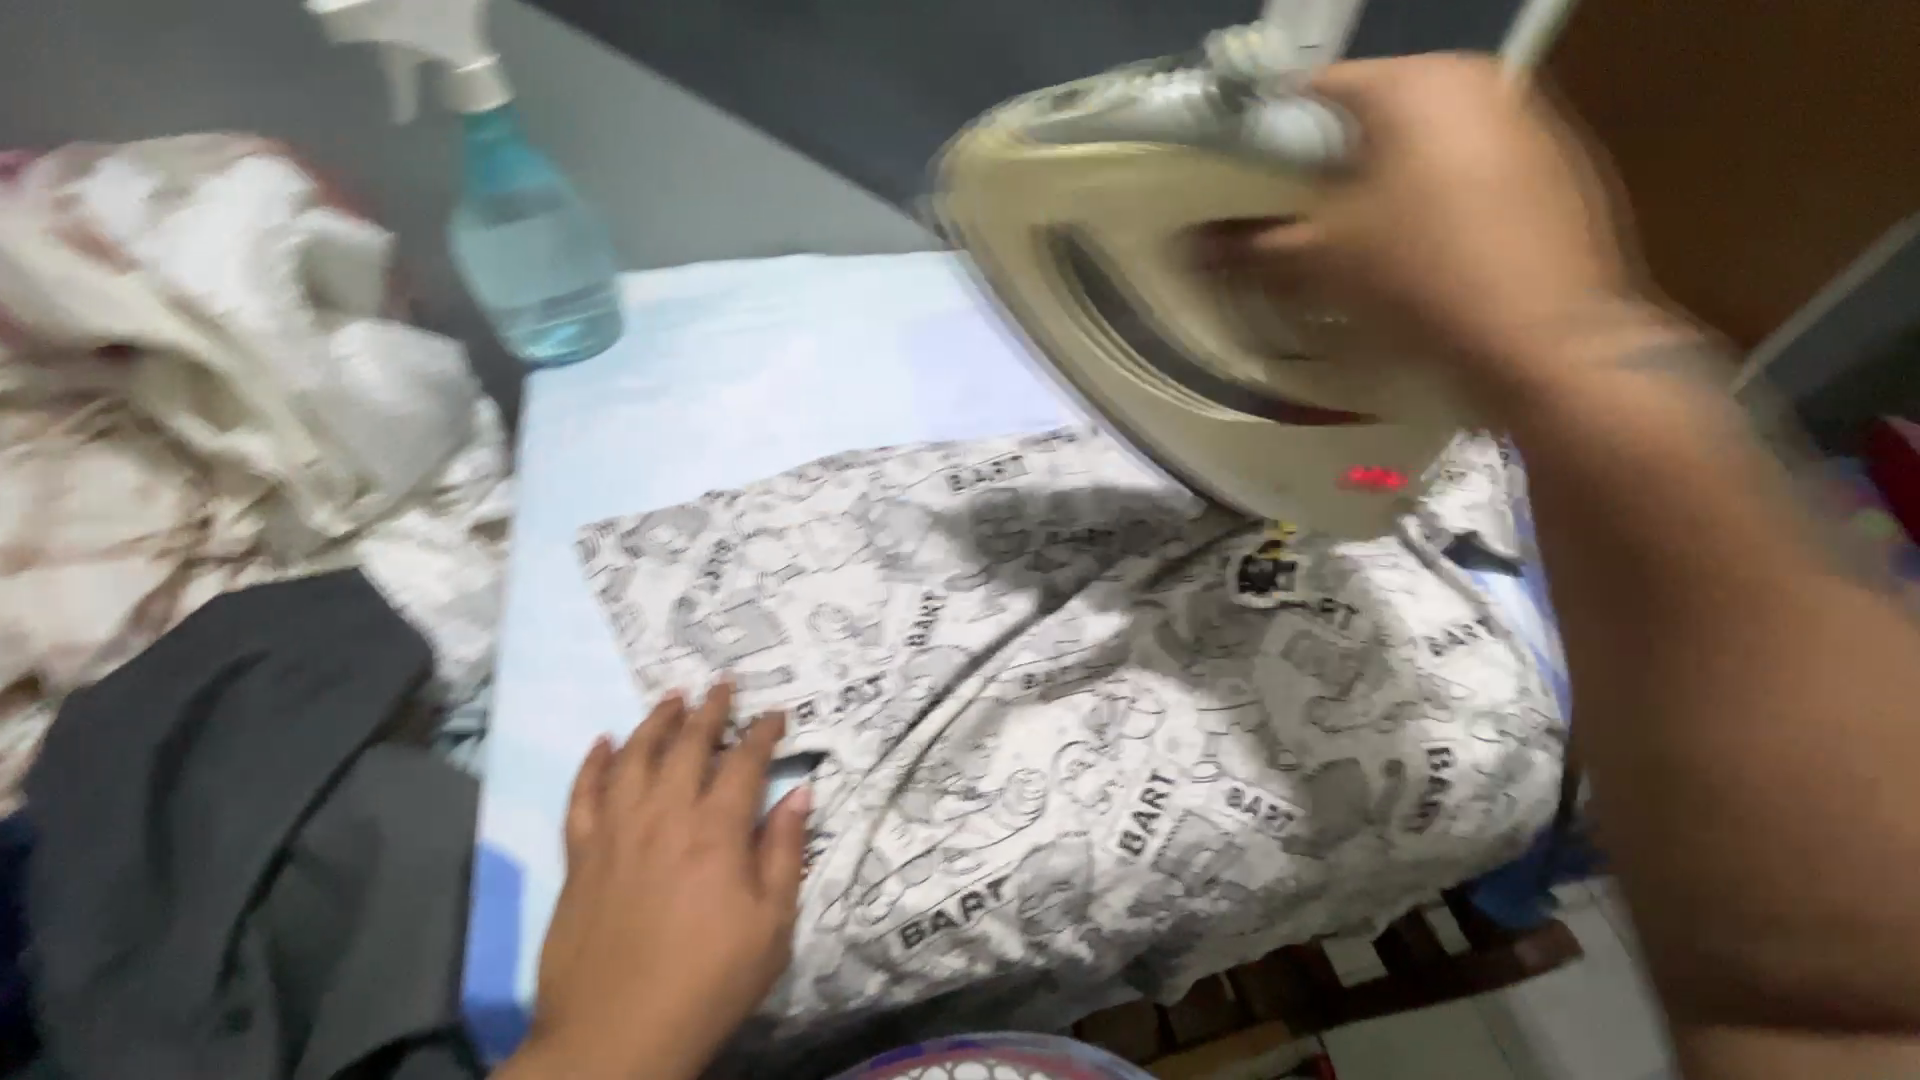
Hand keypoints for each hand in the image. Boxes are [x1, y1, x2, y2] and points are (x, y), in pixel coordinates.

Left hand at [502, 682, 811, 1079]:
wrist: (616, 1038)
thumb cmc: (709, 982)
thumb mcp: (772, 926)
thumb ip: (784, 853)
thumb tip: (800, 792)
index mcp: (716, 832)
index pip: (744, 762)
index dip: (762, 732)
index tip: (775, 714)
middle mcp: (664, 817)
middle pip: (688, 745)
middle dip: (710, 710)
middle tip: (723, 684)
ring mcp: (616, 833)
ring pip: (635, 757)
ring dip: (656, 721)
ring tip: (672, 696)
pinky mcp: (581, 857)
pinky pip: (584, 796)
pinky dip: (595, 764)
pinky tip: (604, 743)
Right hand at [1200, 54, 1654, 409]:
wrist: (1545, 344)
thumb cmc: (1419, 280)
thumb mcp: (1316, 260)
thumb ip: (1246, 242)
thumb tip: (1188, 242)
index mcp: (1417, 82)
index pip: (1313, 91)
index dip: (1267, 143)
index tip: (1246, 192)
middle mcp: (1480, 82)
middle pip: (1371, 119)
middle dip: (1327, 170)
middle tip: (1296, 228)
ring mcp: (1532, 122)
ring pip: (1422, 148)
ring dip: (1381, 190)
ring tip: (1356, 250)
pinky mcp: (1560, 173)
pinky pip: (1469, 176)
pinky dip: (1435, 206)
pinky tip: (1421, 260)